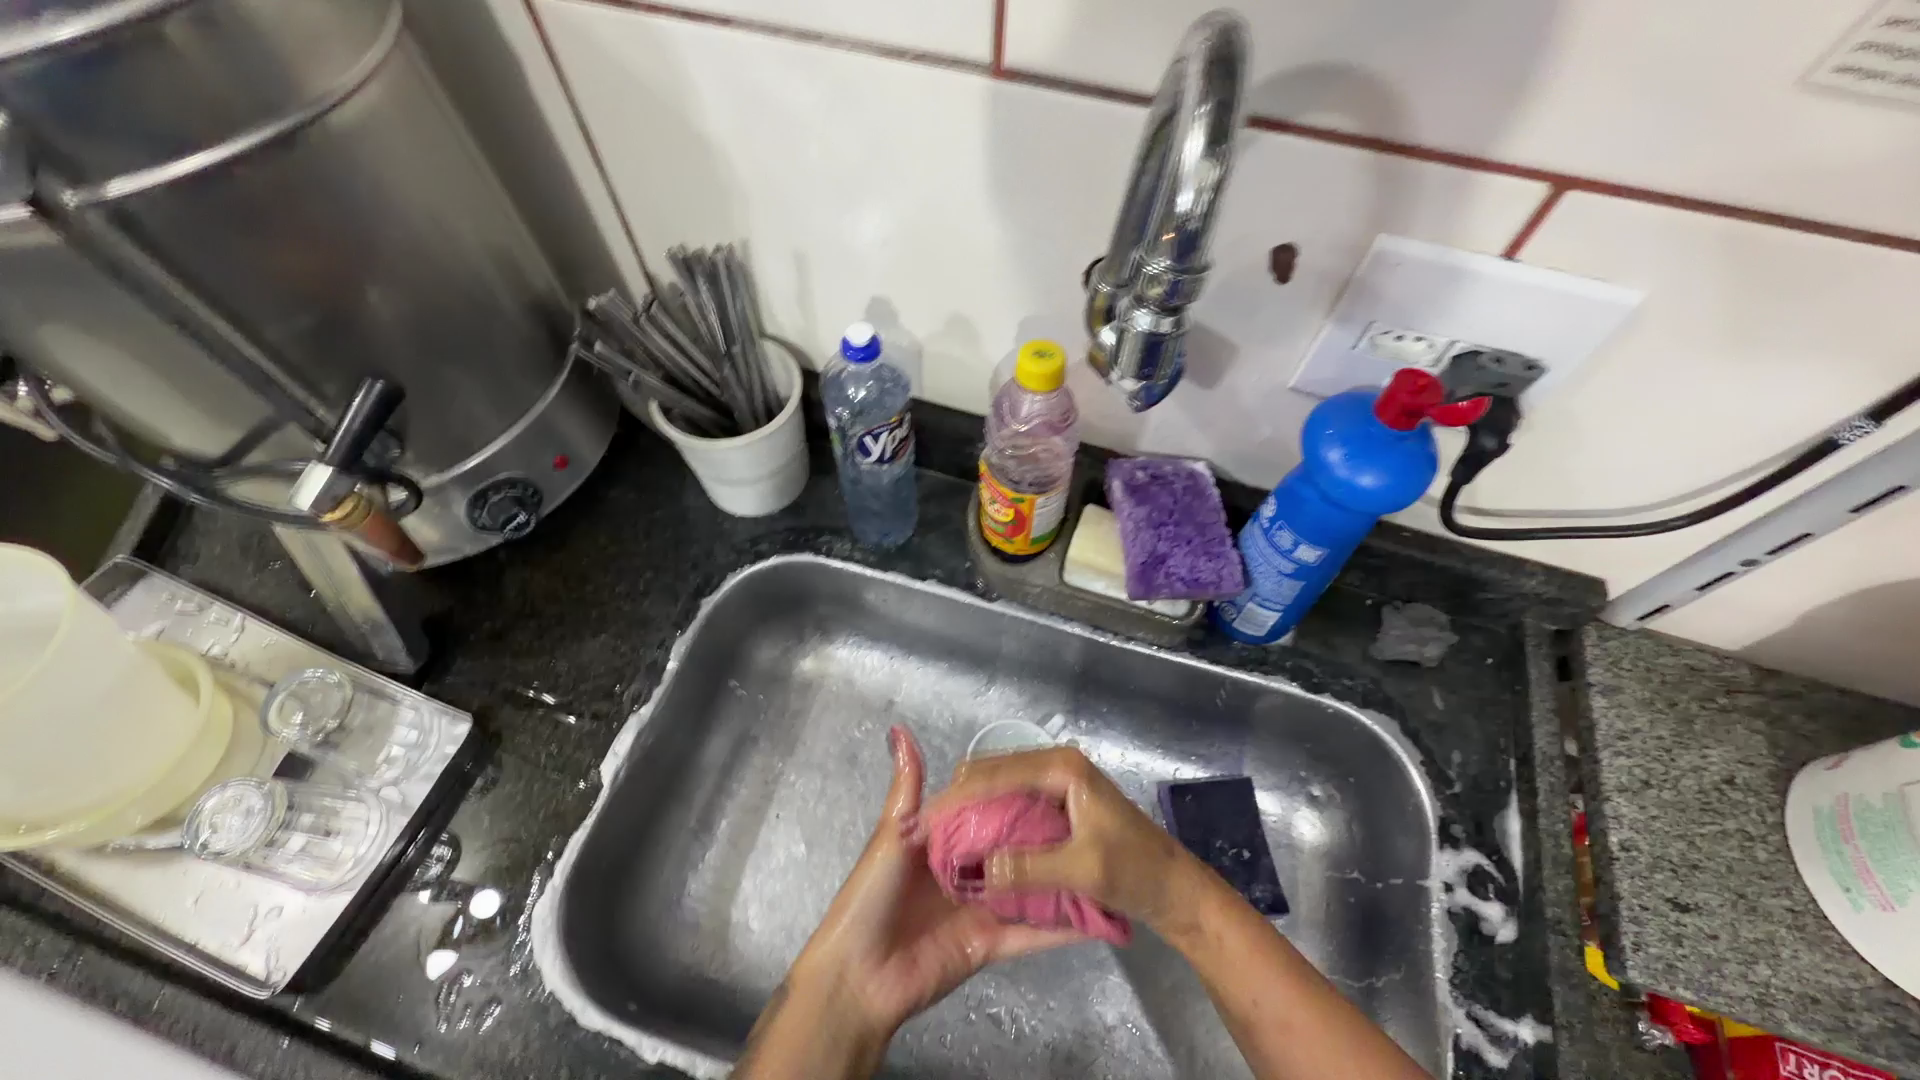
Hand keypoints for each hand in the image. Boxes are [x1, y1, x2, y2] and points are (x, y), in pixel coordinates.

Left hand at [784, 727, 1087, 1039]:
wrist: (859, 976)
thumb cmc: (871, 898)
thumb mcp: (891, 837)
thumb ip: (908, 790)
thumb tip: (900, 731)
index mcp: (943, 845)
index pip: (985, 815)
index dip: (1013, 797)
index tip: (1050, 779)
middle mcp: (967, 874)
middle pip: (1013, 852)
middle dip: (1044, 837)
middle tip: (1088, 816)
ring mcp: (982, 909)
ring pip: (1029, 889)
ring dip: (1060, 878)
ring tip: (1103, 858)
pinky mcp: (992, 944)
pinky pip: (1031, 933)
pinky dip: (1062, 927)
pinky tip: (1097, 912)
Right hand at [920, 745, 1201, 931]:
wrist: (1175, 887)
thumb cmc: (1135, 871)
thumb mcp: (1083, 871)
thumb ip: (1029, 868)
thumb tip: (977, 869)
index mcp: (1061, 768)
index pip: (994, 773)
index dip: (955, 798)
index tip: (921, 824)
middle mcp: (1055, 764)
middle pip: (991, 771)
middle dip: (956, 799)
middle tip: (924, 832)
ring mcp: (1057, 781)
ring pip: (998, 785)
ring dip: (970, 809)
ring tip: (941, 839)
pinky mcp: (1058, 801)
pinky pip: (1011, 801)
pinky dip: (989, 818)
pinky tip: (973, 844)